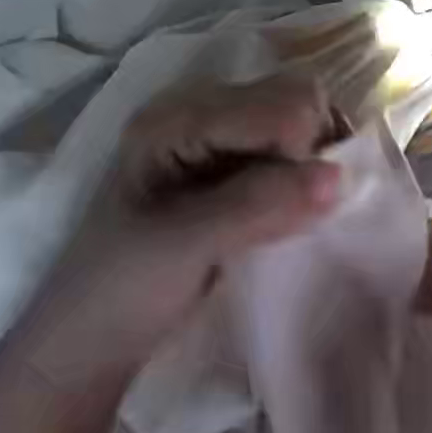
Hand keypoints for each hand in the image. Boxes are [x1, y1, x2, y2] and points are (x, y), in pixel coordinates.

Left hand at [20, 73, 347, 383]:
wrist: (92, 338)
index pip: (276, 101)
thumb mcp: (183, 247)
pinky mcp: (232, 156)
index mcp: (178, 116)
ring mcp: (218, 130)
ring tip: (303, 206)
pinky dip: (306, 168)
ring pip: (298, 114)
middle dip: (314, 144)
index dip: (303, 146)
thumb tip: (339, 176)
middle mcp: (201, 107)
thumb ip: (257, 205)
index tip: (305, 204)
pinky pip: (290, 141)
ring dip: (315, 156)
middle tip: (308, 204)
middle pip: (292, 95)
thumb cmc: (122, 289)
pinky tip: (295, 205)